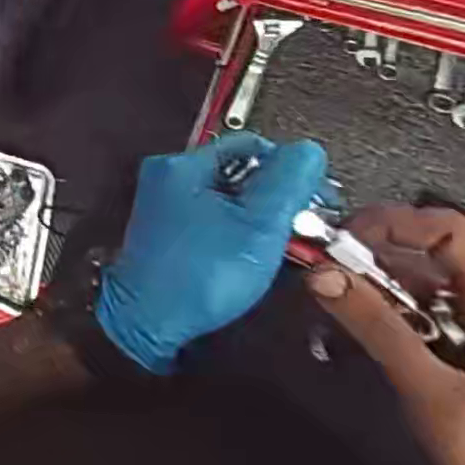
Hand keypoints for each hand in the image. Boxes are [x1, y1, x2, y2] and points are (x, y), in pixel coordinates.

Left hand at [96, 132, 323, 372]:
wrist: (149, 320)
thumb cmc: (202, 274)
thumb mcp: (257, 226)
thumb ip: (286, 183)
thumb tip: (308, 150)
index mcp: (181, 165)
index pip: (246, 144)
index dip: (287, 165)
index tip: (315, 195)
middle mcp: (166, 176)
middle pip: (235, 169)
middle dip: (276, 193)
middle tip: (309, 221)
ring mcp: (162, 203)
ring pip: (225, 195)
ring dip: (260, 212)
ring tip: (290, 238)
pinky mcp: (165, 229)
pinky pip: (211, 215)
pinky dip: (238, 226)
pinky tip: (259, 248)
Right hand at [305, 206, 464, 464]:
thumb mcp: (444, 404)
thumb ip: (380, 333)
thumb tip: (323, 275)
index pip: (448, 230)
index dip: (389, 224)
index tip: (337, 242)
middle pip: (427, 259)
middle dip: (368, 264)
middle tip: (324, 284)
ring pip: (421, 292)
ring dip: (371, 298)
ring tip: (333, 320)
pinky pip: (426, 326)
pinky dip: (386, 326)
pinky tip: (359, 345)